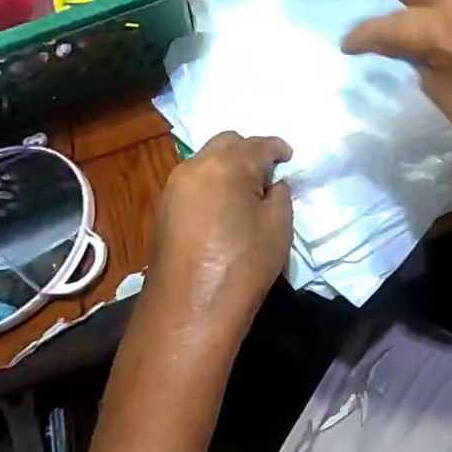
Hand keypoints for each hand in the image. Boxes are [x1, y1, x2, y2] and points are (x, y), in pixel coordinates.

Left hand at [145, 131, 293, 328]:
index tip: (288, 156)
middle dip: (248, 152)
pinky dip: (209, 185)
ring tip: (243, 193)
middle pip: (226, 144)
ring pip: (205, 161)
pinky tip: (220, 209)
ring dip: (226, 168)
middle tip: (266, 174)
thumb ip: (279, 194)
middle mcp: (195, 166)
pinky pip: (191, 183)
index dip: (277, 148)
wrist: (191, 307)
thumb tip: (269, 184)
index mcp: (227, 165)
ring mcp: (173, 186)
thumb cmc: (243, 264)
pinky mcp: (162, 208)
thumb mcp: (278, 227)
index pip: (259, 145)